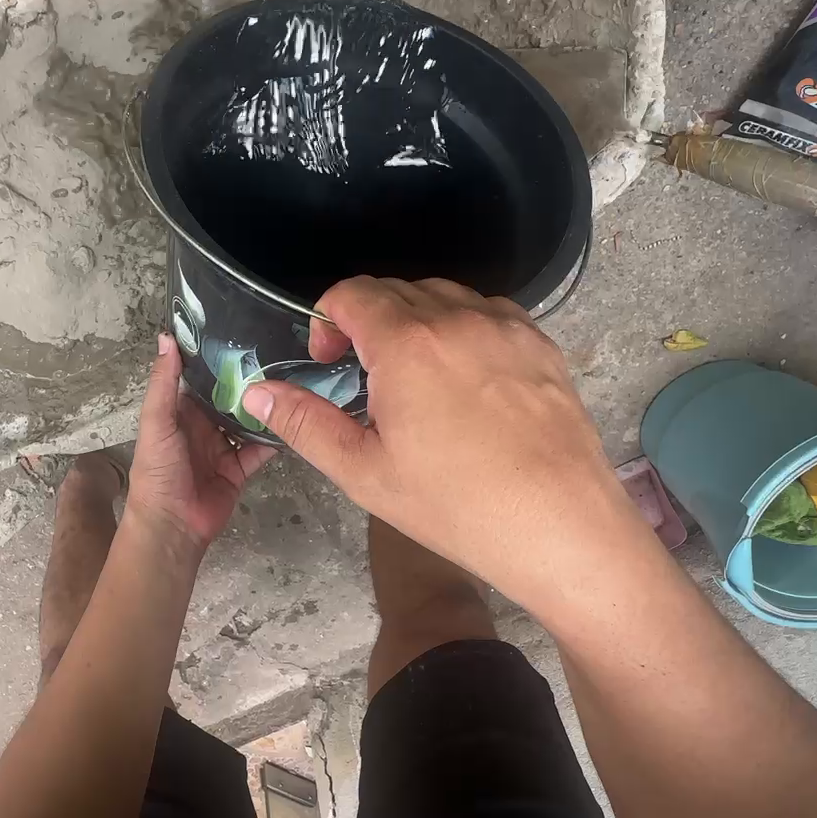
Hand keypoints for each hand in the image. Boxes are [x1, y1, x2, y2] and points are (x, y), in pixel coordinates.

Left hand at [126, 334, 276, 549]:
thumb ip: (164, 382)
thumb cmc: (158, 471)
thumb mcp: (157, 422)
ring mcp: (222, 448)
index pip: (201, 378)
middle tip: (280, 355)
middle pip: (229, 398)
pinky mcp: (238, 470)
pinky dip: (275, 440)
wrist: (173, 525)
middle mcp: (202, 427)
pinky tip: (294, 422)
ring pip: (247, 422)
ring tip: (293, 383)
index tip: (243, 332)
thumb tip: (166, 338)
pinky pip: (260, 451)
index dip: (218, 359)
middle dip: (249, 382)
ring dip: (265, 409)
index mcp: (180, 412)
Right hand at [240, 278, 653, 610]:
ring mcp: (507, 326)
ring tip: (413, 377)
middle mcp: (459, 317)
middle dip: (365, 320)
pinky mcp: (541, 344)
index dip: (326, 318)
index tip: (328, 360)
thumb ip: (302, 423)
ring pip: (442, 296)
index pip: (352, 292)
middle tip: (363, 375)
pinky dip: (459, 328)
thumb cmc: (454, 505)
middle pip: (394, 289)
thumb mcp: (363, 471)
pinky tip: (462, 378)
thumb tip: (255, 392)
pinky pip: (486, 313)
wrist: (561, 528)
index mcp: (407, 343)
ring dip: (412, 321)